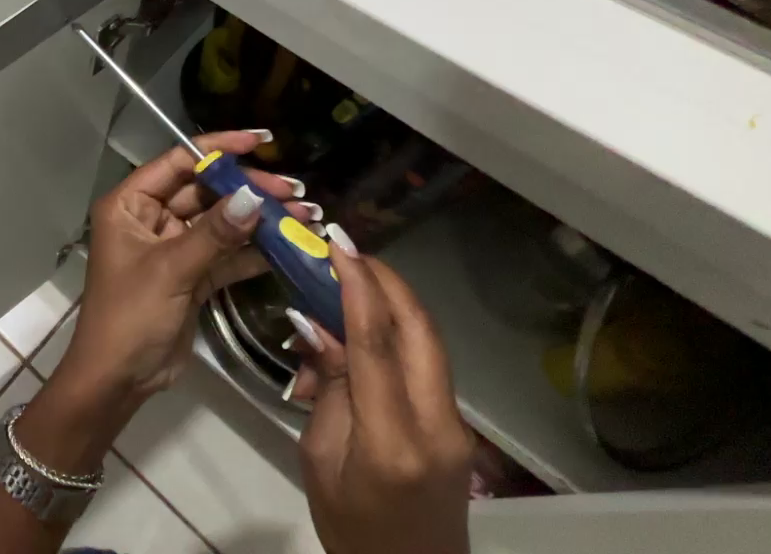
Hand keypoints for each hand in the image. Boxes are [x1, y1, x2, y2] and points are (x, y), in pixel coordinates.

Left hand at [51, 131, 306, 411]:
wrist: (118, 378)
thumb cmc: (130, 315)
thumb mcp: (171, 270)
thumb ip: (214, 234)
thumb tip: (253, 197)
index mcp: (130, 204)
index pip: (177, 163)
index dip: (217, 149)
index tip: (260, 141)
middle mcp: (149, 219)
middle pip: (204, 191)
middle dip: (248, 189)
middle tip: (295, 191)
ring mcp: (172, 247)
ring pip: (220, 223)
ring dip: (259, 220)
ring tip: (307, 214)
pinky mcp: (191, 275)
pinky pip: (226, 254)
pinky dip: (255, 251)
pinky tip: (292, 244)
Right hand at [291, 242, 474, 553]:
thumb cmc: (349, 527)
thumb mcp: (319, 456)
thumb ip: (328, 387)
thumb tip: (315, 323)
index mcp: (393, 437)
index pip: (376, 343)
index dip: (357, 286)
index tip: (337, 244)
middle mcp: (437, 424)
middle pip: (419, 331)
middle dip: (385, 281)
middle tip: (345, 250)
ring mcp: (455, 425)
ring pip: (425, 343)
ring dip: (386, 306)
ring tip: (338, 289)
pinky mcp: (454, 426)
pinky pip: (421, 365)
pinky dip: (389, 337)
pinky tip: (352, 337)